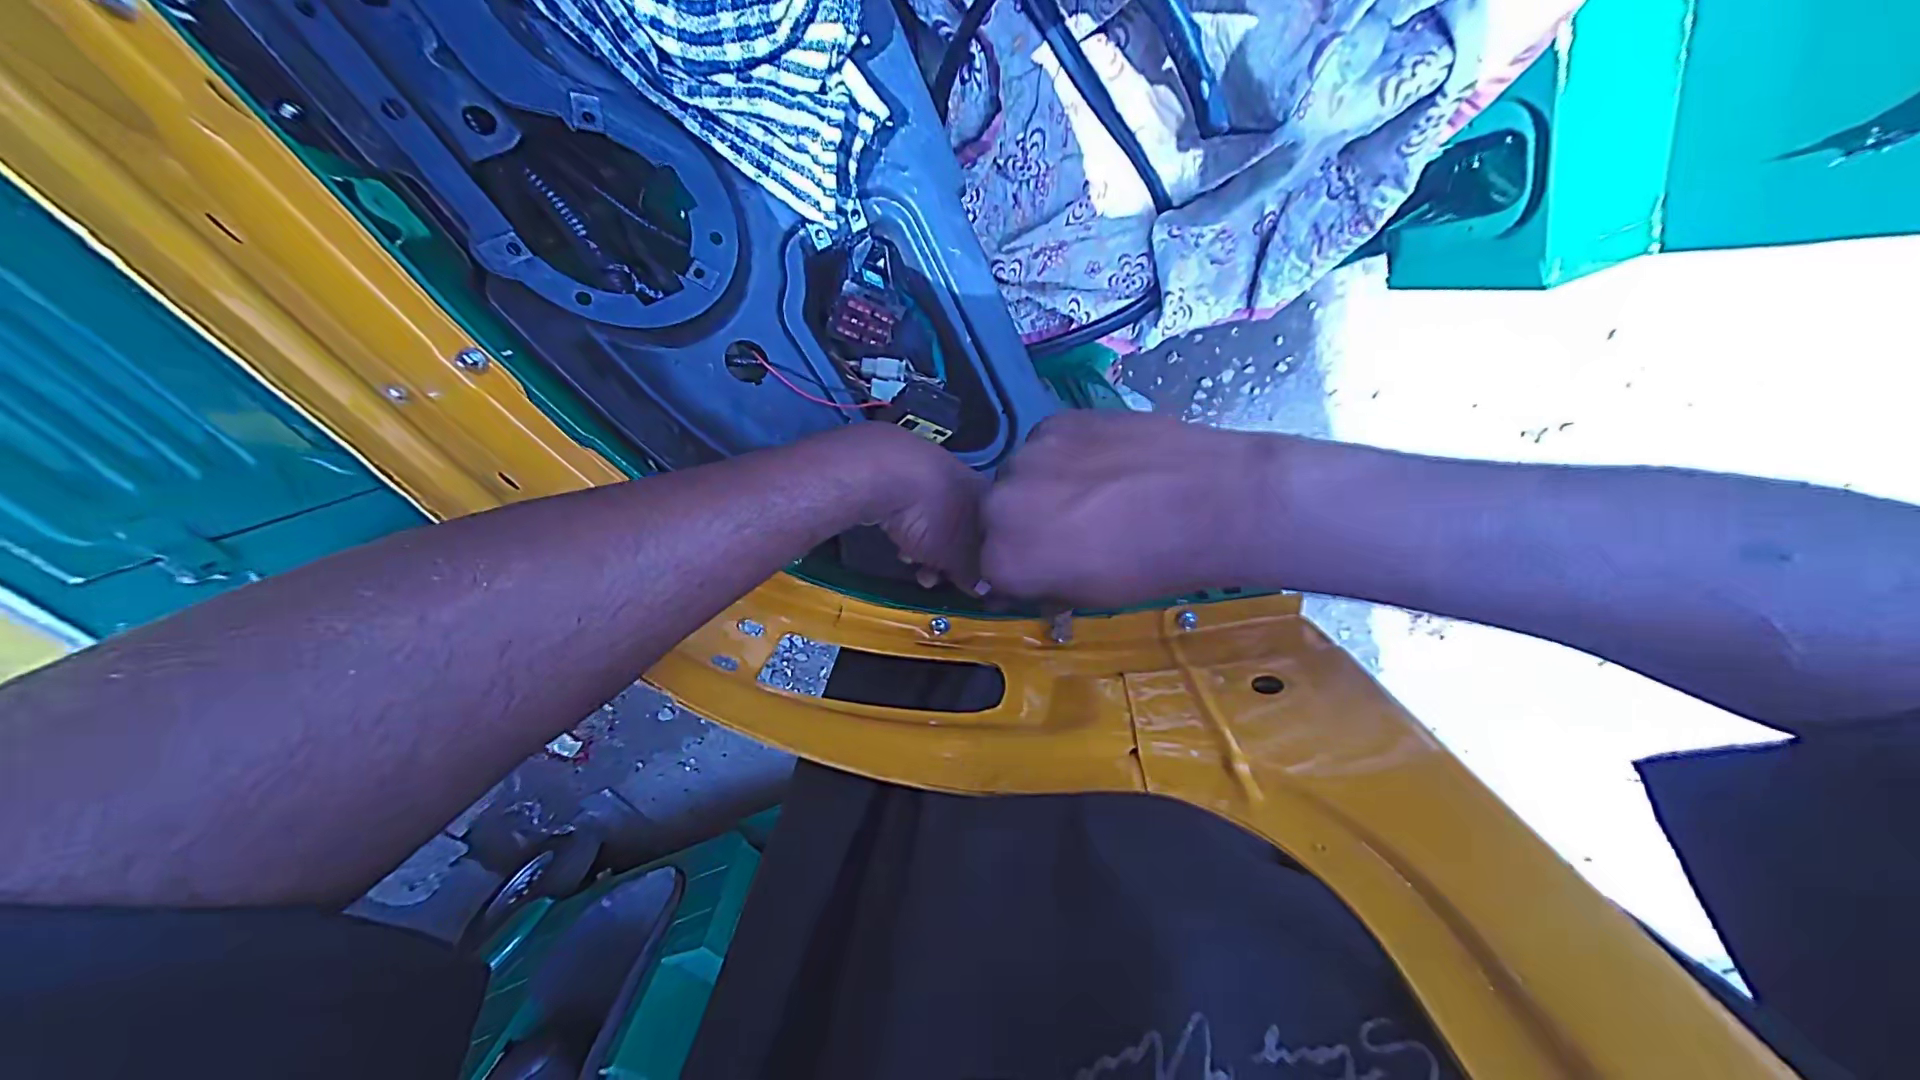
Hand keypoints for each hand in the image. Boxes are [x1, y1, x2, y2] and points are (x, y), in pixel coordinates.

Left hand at [842, 423, 988, 590]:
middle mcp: (966, 479)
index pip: (993, 534)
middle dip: (947, 560)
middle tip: (933, 579)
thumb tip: (982, 589)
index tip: (965, 583)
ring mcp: (933, 471)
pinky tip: (895, 541)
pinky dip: (907, 528)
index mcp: (988, 495)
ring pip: (936, 521)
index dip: (980, 563)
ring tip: (910, 562)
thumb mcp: (959, 558)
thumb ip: (973, 576)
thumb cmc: (935, 519)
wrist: (886, 476)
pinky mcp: (901, 471)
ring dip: (925, 547)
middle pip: (962, 530)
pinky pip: (912, 509)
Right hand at [981, 411, 1277, 606]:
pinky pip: (1046, 446)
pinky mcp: (1055, 420)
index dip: (1019, 569)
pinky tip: (1104, 465)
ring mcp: (1026, 455)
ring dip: (1040, 488)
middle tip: (1069, 530)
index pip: (989, 566)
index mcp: (1004, 557)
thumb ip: (1046, 586)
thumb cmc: (1153, 563)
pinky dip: (1064, 458)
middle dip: (1024, 526)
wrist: (1213, 500)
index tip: (1044, 568)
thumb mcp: (1092, 596)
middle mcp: (1000, 503)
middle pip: (996, 516)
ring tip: (1093, 492)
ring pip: (1020, 477)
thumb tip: (1035, 577)